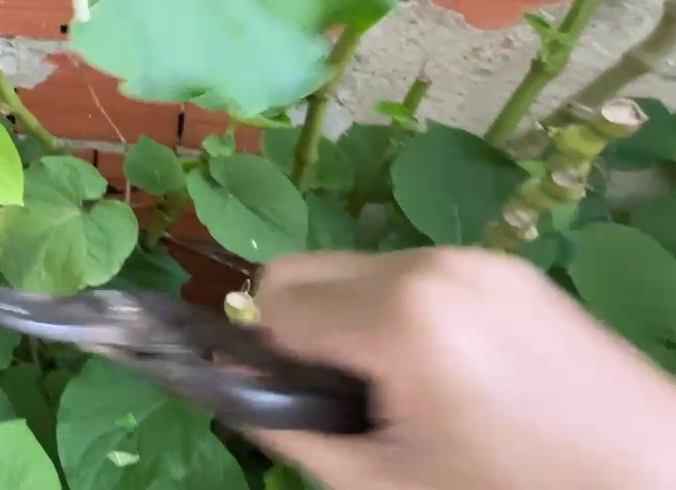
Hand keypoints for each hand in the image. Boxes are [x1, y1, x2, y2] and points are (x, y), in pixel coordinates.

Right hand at [256, 248, 675, 489]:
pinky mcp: (500, 265)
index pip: (271, 303)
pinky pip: (401, 273)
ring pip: (343, 269)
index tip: (307, 395)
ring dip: (347, 314)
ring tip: (407, 378)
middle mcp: (425, 266)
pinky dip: (395, 309)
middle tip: (350, 388)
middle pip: (295, 271)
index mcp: (400, 317)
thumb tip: (226, 381)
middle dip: (301, 326)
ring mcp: (468, 259)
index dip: (272, 354)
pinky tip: (449, 362)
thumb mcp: (391, 484)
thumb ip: (291, 427)